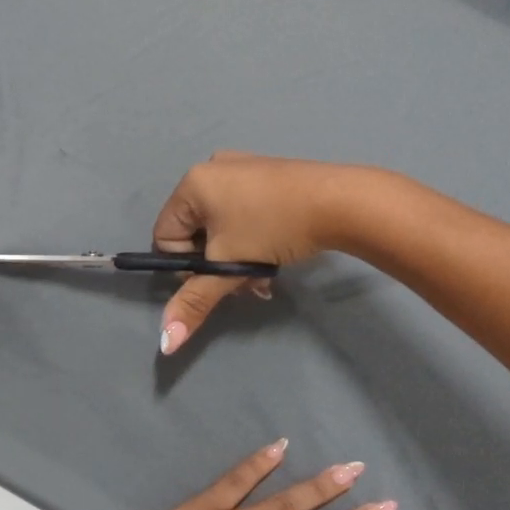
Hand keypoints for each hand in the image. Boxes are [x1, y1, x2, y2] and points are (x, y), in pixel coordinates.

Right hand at [153, 152, 375, 353]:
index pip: (165, 236)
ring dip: (235, 256)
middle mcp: (211, 168)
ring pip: (221, 226)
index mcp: (191, 184)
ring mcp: (241, 167)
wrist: (344, 202)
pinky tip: (274, 251)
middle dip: (216, 264)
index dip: (187, 265)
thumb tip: (166, 342)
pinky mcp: (267, 173)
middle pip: (195, 232)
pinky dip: (251, 237)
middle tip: (243, 280)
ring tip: (263, 272)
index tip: (217, 276)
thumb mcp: (230, 266)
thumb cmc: (275, 227)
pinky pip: (242, 211)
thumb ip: (195, 301)